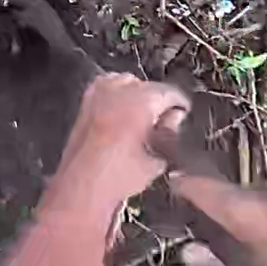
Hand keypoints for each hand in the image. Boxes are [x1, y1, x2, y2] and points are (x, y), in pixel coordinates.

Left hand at [53, 73, 189, 209]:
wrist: (82, 183)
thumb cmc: (122, 174)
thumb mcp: (156, 158)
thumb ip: (169, 133)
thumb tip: (173, 118)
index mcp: (141, 101)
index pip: (169, 92)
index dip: (180, 103)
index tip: (184, 113)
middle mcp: (120, 89)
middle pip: (147, 85)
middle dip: (158, 99)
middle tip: (163, 120)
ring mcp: (99, 91)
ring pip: (127, 82)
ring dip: (137, 94)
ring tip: (142, 116)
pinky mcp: (86, 99)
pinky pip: (108, 86)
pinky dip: (117, 94)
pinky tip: (121, 112)